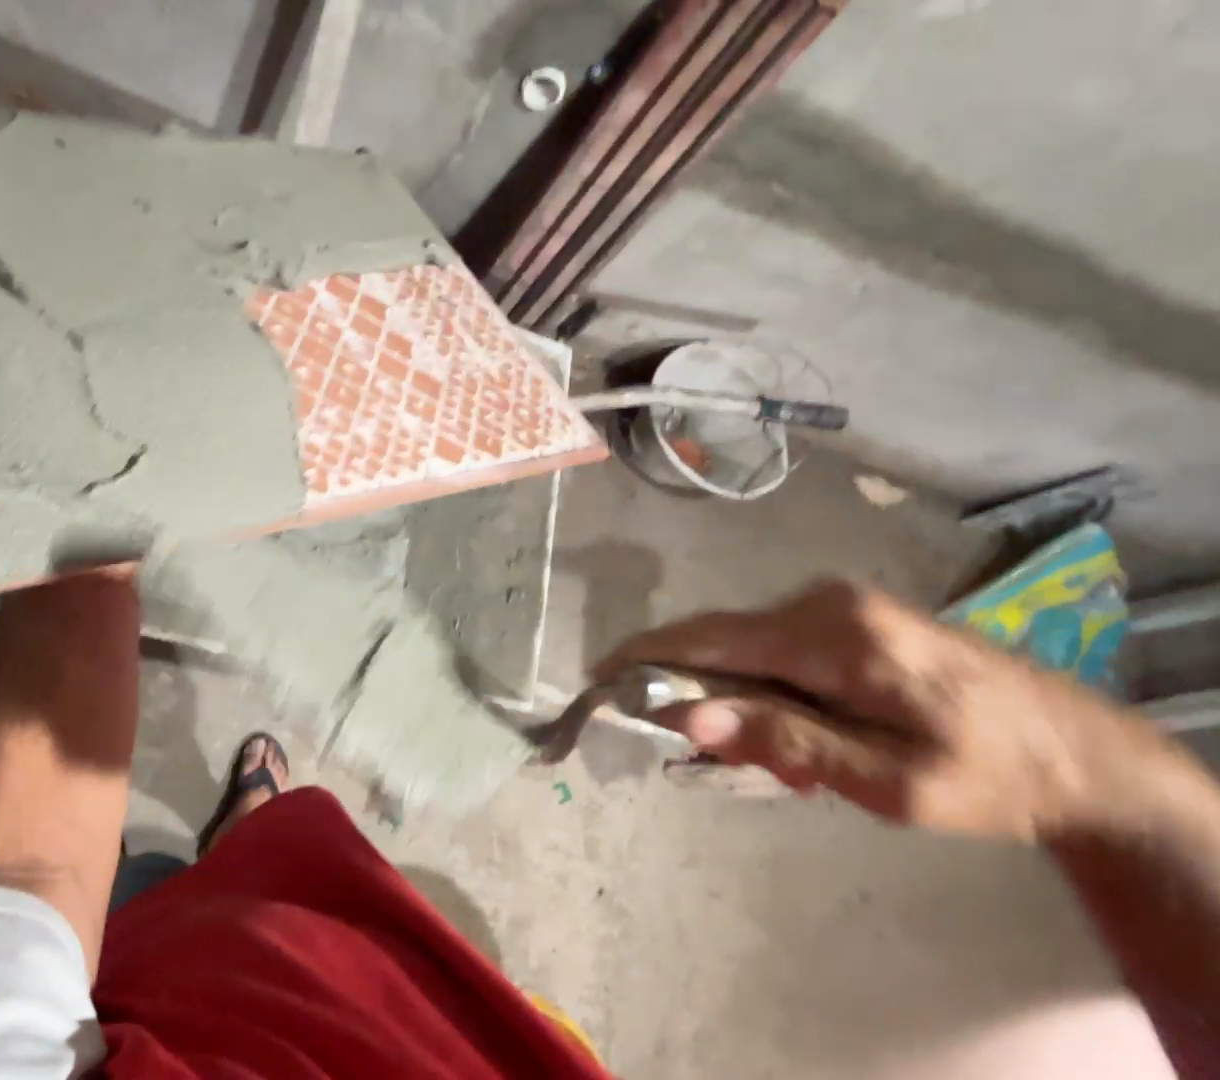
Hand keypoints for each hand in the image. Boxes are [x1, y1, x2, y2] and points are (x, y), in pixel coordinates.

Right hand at [596, 580, 1172, 841]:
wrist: (1087, 758)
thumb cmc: (989, 778)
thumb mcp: (886, 780)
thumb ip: (783, 739)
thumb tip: (686, 717)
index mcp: (837, 634)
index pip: (711, 638)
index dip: (647, 657)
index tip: (596, 679)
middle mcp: (827, 602)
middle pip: (721, 639)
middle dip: (698, 692)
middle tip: (708, 754)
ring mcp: (839, 604)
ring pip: (745, 645)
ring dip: (737, 697)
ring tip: (783, 761)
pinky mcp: (848, 616)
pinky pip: (774, 646)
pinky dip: (764, 688)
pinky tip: (802, 733)